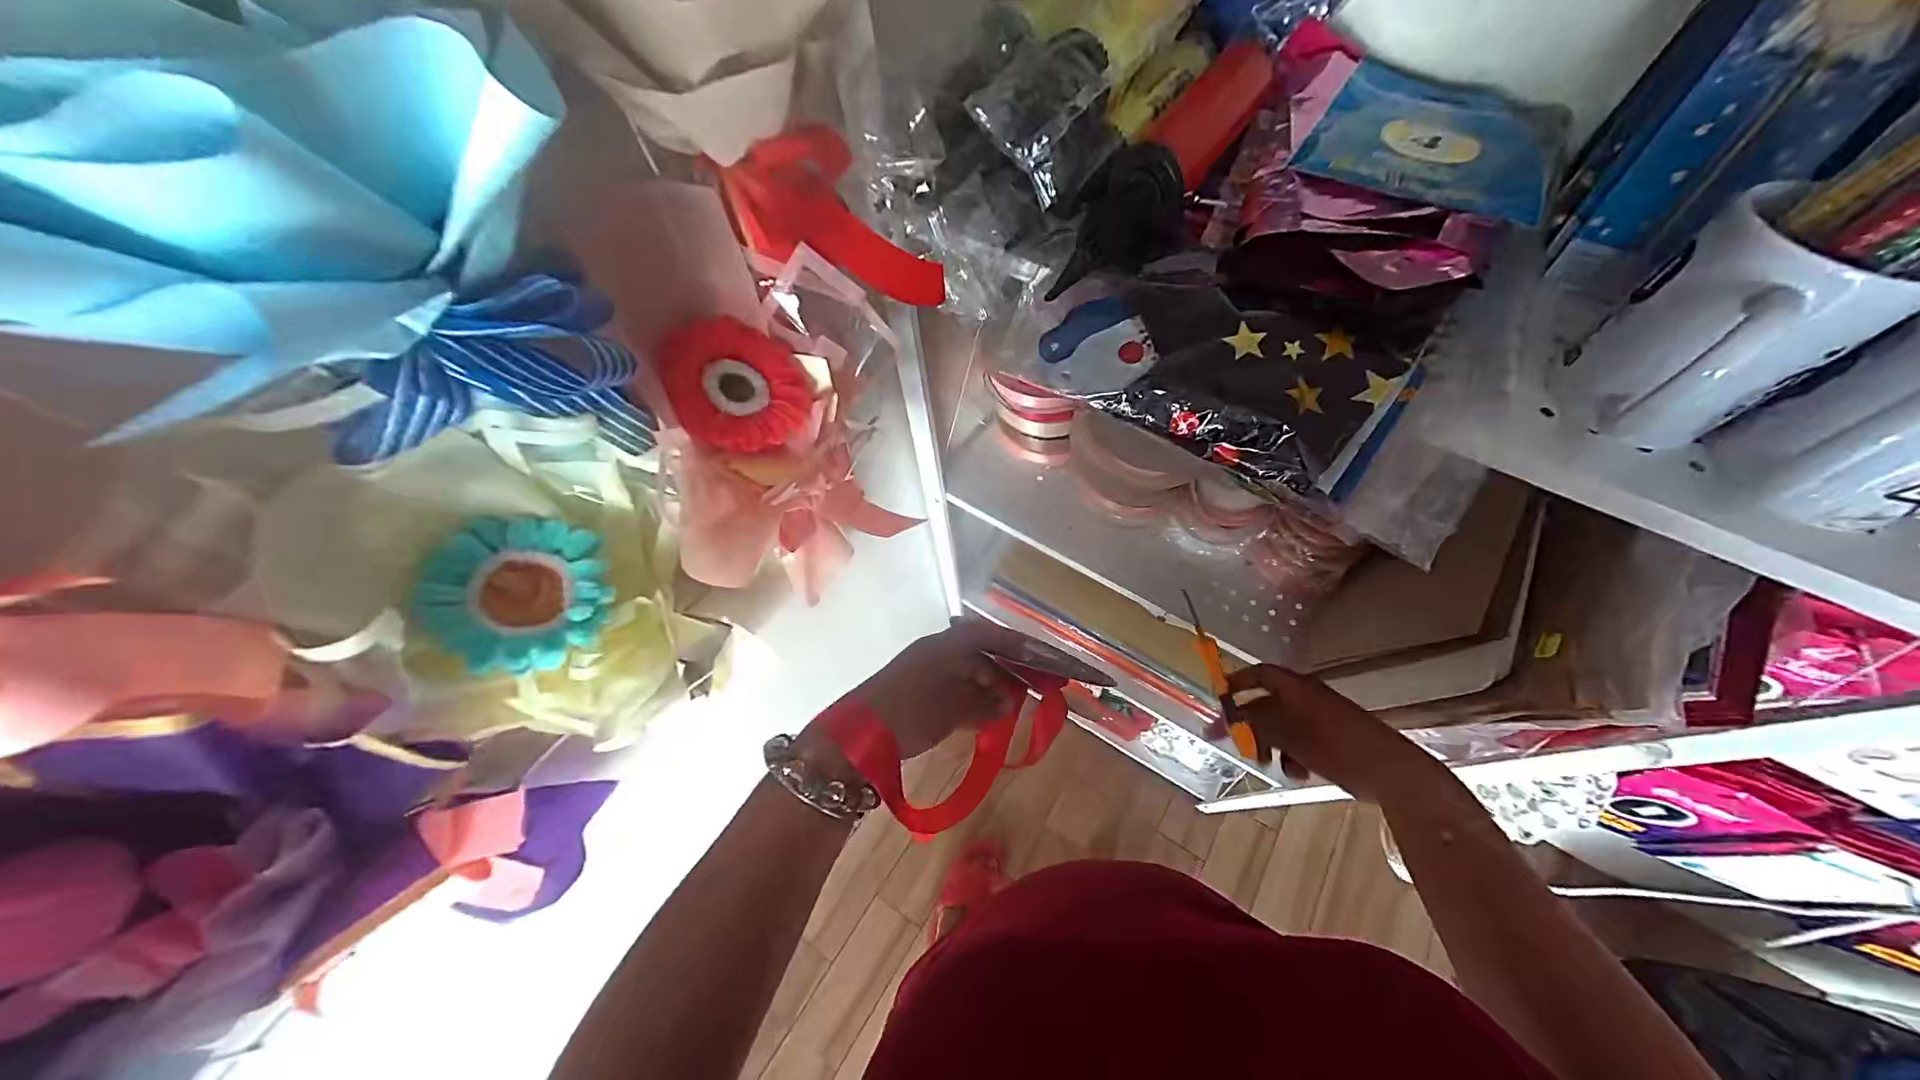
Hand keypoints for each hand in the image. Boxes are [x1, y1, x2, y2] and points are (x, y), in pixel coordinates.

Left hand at [803, 618, 1029, 763]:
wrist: (853, 740)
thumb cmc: (904, 715)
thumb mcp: (947, 709)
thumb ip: (981, 702)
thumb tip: (1008, 700)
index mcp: (945, 646)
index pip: (991, 636)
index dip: (1021, 645)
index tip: (1049, 658)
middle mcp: (939, 654)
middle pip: (984, 654)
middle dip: (1013, 668)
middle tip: (1042, 685)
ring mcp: (929, 674)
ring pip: (973, 673)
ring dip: (997, 686)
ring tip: (1021, 704)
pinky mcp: (922, 697)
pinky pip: (960, 691)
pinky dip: (979, 701)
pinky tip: (994, 716)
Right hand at [1228, 664, 1450, 805]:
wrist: (1392, 772)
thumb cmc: (1335, 746)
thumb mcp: (1286, 733)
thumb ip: (1253, 723)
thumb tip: (1223, 719)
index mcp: (1298, 688)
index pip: (1260, 674)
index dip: (1238, 682)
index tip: (1222, 699)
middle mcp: (1309, 698)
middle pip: (1268, 704)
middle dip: (1252, 725)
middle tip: (1240, 745)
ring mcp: (1324, 719)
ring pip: (1284, 727)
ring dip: (1272, 744)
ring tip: (1271, 764)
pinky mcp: (1336, 739)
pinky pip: (1303, 741)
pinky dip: (1294, 754)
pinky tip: (1300, 772)